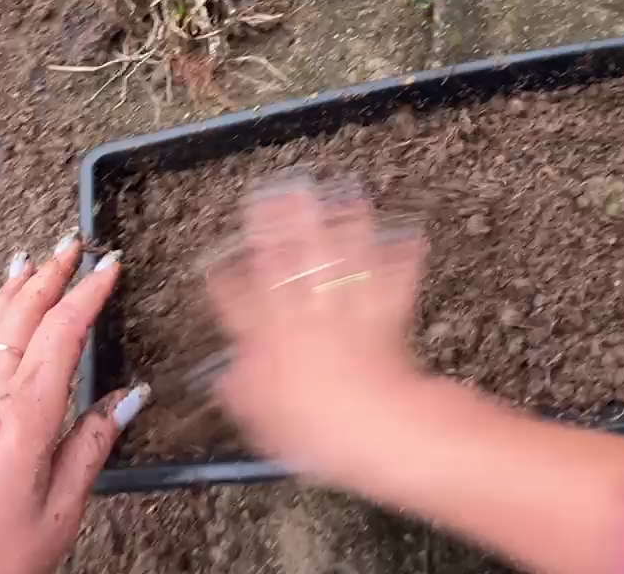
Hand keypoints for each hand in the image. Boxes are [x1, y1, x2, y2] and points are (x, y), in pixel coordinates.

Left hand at [0, 233, 147, 573]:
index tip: (110, 265)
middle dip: (51, 273)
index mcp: (24, 416)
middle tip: (72, 243)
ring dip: (10, 290)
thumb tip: (129, 397)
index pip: (65, 331)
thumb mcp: (57, 518)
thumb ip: (91, 447)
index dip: (90, 292)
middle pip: (22, 315)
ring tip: (28, 260)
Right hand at [205, 175, 430, 487]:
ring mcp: (348, 309)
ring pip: (342, 258)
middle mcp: (309, 315)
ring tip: (343, 195)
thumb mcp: (267, 422)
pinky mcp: (383, 315)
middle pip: (292, 260)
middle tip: (278, 193)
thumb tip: (227, 377)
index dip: (226, 278)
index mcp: (276, 339)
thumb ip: (244, 391)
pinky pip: (393, 281)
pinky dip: (401, 258)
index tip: (217, 260)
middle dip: (283, 223)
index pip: (241, 300)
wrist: (380, 429)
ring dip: (343, 224)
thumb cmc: (323, 430)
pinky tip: (406, 237)